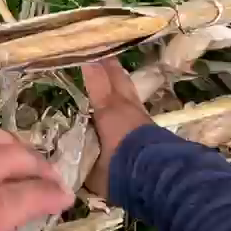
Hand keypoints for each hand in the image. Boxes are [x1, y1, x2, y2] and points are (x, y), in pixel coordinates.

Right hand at [81, 58, 153, 196]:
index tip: (82, 51)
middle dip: (107, 62)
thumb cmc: (121, 170)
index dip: (89, 63)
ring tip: (113, 73)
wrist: (160, 178)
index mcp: (107, 109)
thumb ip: (82, 161)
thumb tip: (69, 160)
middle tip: (99, 52)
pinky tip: (126, 104)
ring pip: (129, 88)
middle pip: (117, 75)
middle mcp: (125, 105)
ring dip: (120, 78)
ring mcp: (141, 114)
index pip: (96, 78)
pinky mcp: (153, 126)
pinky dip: (128, 97)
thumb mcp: (93, 171)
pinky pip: (136, 104)